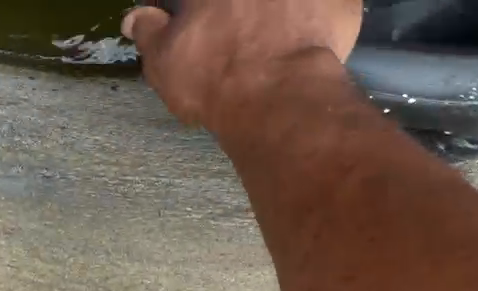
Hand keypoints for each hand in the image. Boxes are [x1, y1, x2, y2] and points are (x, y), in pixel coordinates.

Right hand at [123, 0, 361, 131]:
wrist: (275, 94)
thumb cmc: (210, 76)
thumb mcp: (163, 59)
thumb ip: (149, 31)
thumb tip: (134, 17)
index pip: (195, 1)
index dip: (188, 14)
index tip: (187, 26)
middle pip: (243, 5)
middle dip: (233, 15)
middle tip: (227, 40)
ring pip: (281, 7)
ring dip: (273, 16)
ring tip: (263, 44)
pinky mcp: (343, 2)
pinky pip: (324, 8)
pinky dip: (312, 19)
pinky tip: (299, 42)